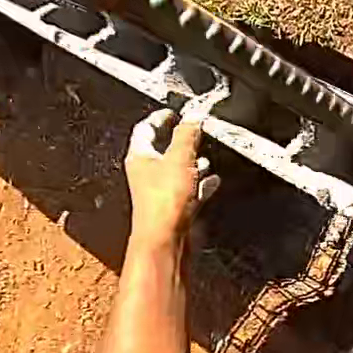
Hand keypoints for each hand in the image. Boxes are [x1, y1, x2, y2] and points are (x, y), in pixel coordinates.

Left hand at [124, 104, 218, 248]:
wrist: (165, 239)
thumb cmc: (163, 201)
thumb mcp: (179, 158)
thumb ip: (187, 135)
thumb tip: (193, 116)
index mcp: (140, 157)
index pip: (146, 128)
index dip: (161, 118)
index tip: (174, 112)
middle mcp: (147, 174)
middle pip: (163, 150)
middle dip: (181, 141)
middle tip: (196, 132)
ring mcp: (161, 193)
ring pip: (178, 171)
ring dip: (193, 163)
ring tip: (208, 156)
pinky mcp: (175, 208)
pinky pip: (190, 191)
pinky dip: (202, 185)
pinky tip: (213, 182)